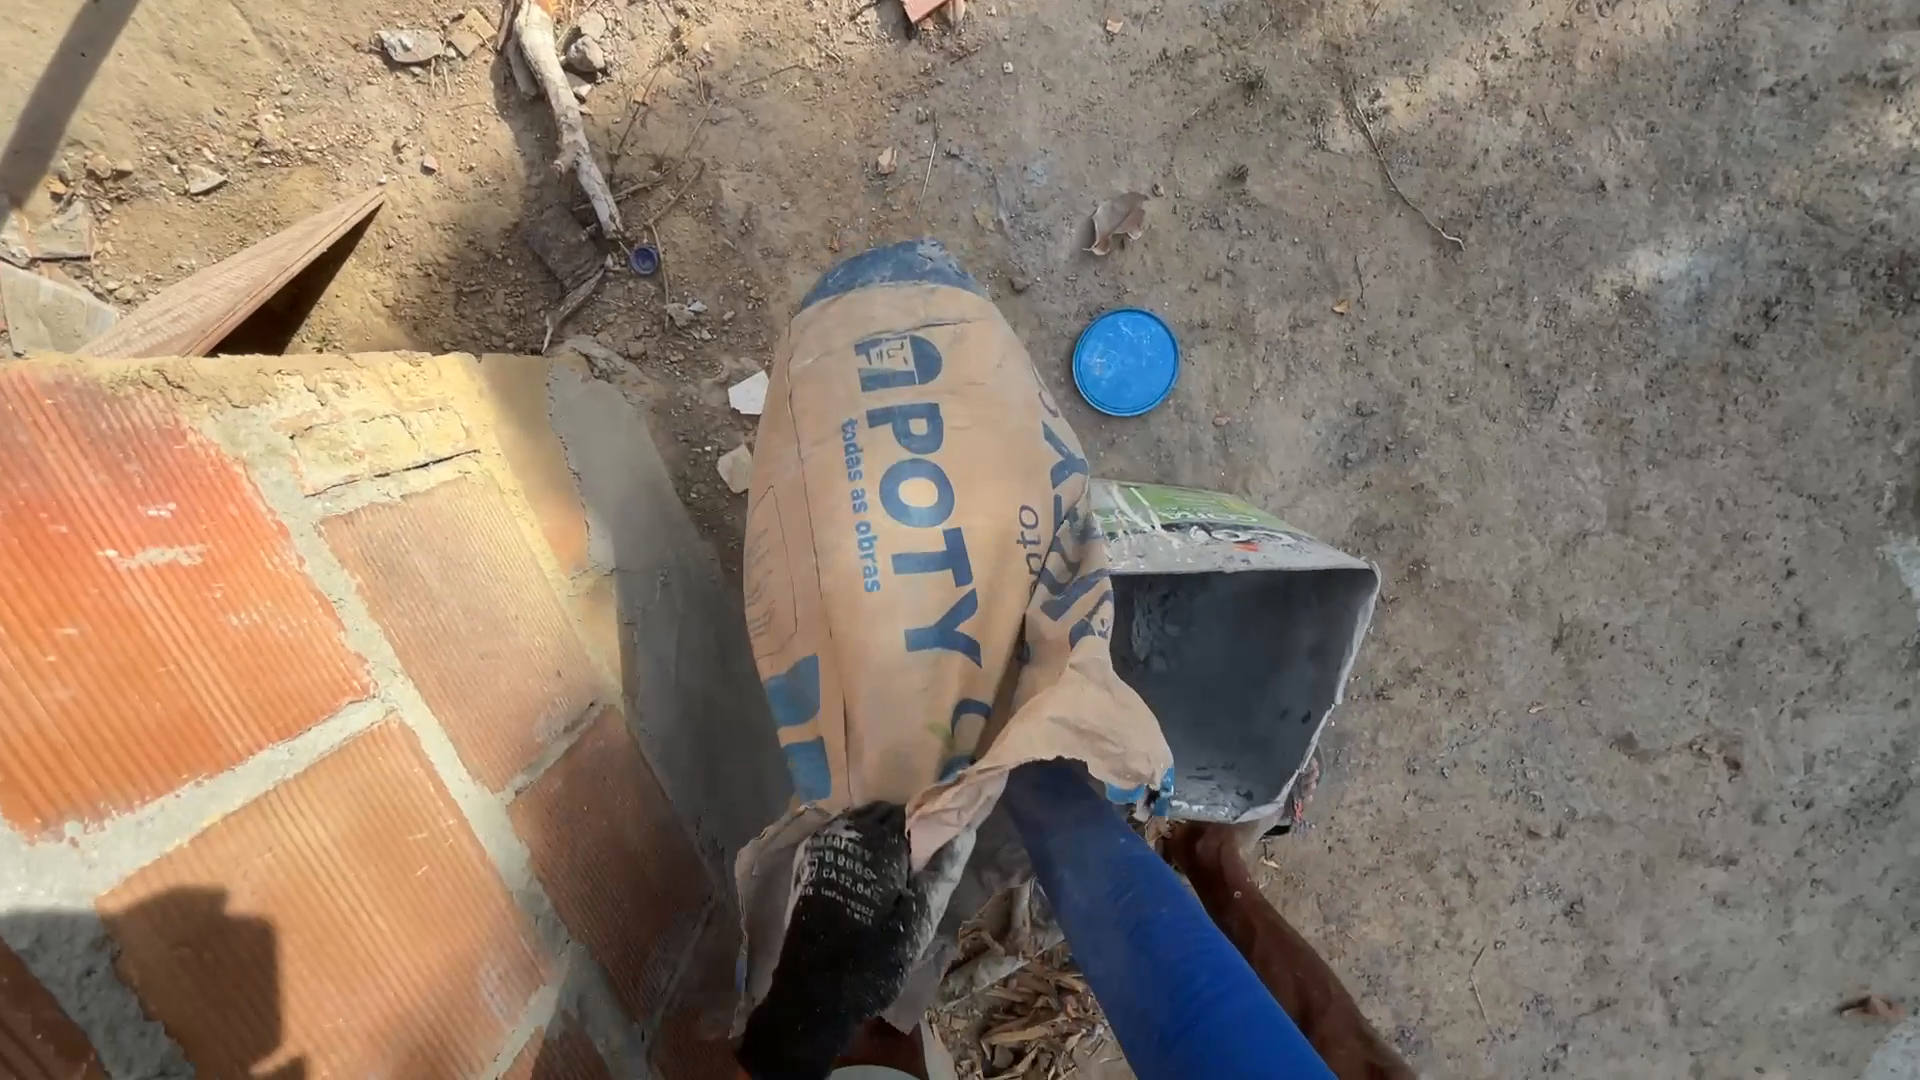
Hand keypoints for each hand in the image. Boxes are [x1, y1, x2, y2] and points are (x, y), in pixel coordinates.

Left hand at [737, 803, 974, 1079]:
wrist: (815, 991)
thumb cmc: (874, 959)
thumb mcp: (919, 920)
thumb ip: (943, 871)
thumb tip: (966, 830)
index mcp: (880, 842)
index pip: (910, 812)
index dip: (924, 827)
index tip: (931, 847)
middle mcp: (849, 832)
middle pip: (883, 812)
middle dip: (899, 828)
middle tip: (911, 861)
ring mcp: (825, 843)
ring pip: (859, 819)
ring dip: (876, 832)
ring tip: (888, 866)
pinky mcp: (808, 858)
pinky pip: (839, 833)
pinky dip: (854, 840)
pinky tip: (863, 868)